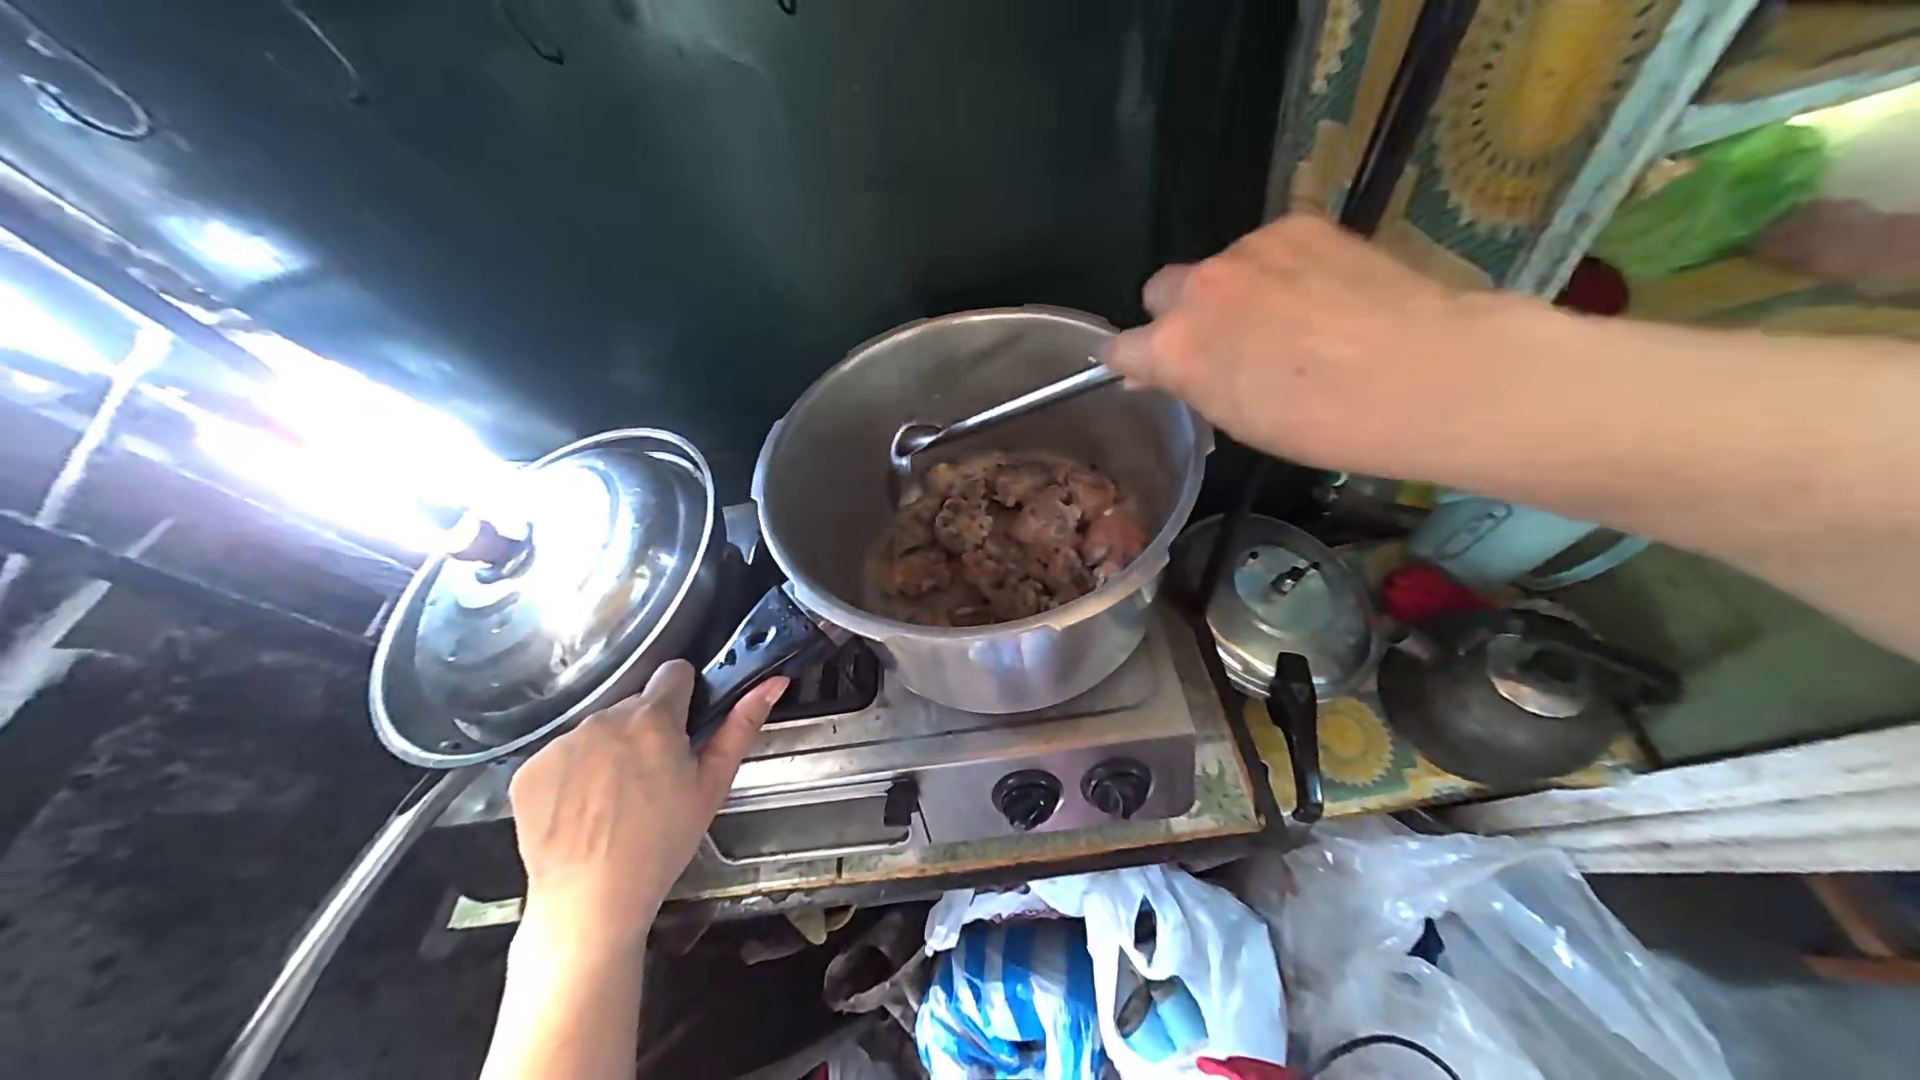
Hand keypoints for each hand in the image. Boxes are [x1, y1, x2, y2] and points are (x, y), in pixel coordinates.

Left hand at [507, 661, 789, 944]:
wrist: (590, 902)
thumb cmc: (661, 843)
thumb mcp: (713, 784)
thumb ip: (742, 725)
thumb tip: (773, 683)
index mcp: (654, 718)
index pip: (674, 673)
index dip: (684, 697)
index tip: (683, 728)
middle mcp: (604, 719)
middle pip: (635, 704)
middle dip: (647, 728)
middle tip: (654, 774)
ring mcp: (562, 743)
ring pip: (598, 728)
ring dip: (610, 748)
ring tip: (616, 796)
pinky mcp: (530, 768)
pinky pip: (562, 753)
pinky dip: (574, 772)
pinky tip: (583, 807)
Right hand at [1107, 214, 1534, 482]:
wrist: (1425, 374)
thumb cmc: (1321, 424)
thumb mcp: (1234, 419)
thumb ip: (1186, 384)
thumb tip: (1157, 371)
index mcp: (1173, 349)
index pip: (1118, 347)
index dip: (1134, 362)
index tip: (1153, 372)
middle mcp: (1197, 290)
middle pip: (1158, 291)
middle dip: (1177, 315)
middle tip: (1222, 342)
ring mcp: (1246, 249)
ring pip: (1216, 268)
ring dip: (1231, 290)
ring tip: (1288, 318)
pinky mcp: (1295, 223)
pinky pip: (1265, 248)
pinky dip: (1277, 268)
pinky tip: (1320, 293)